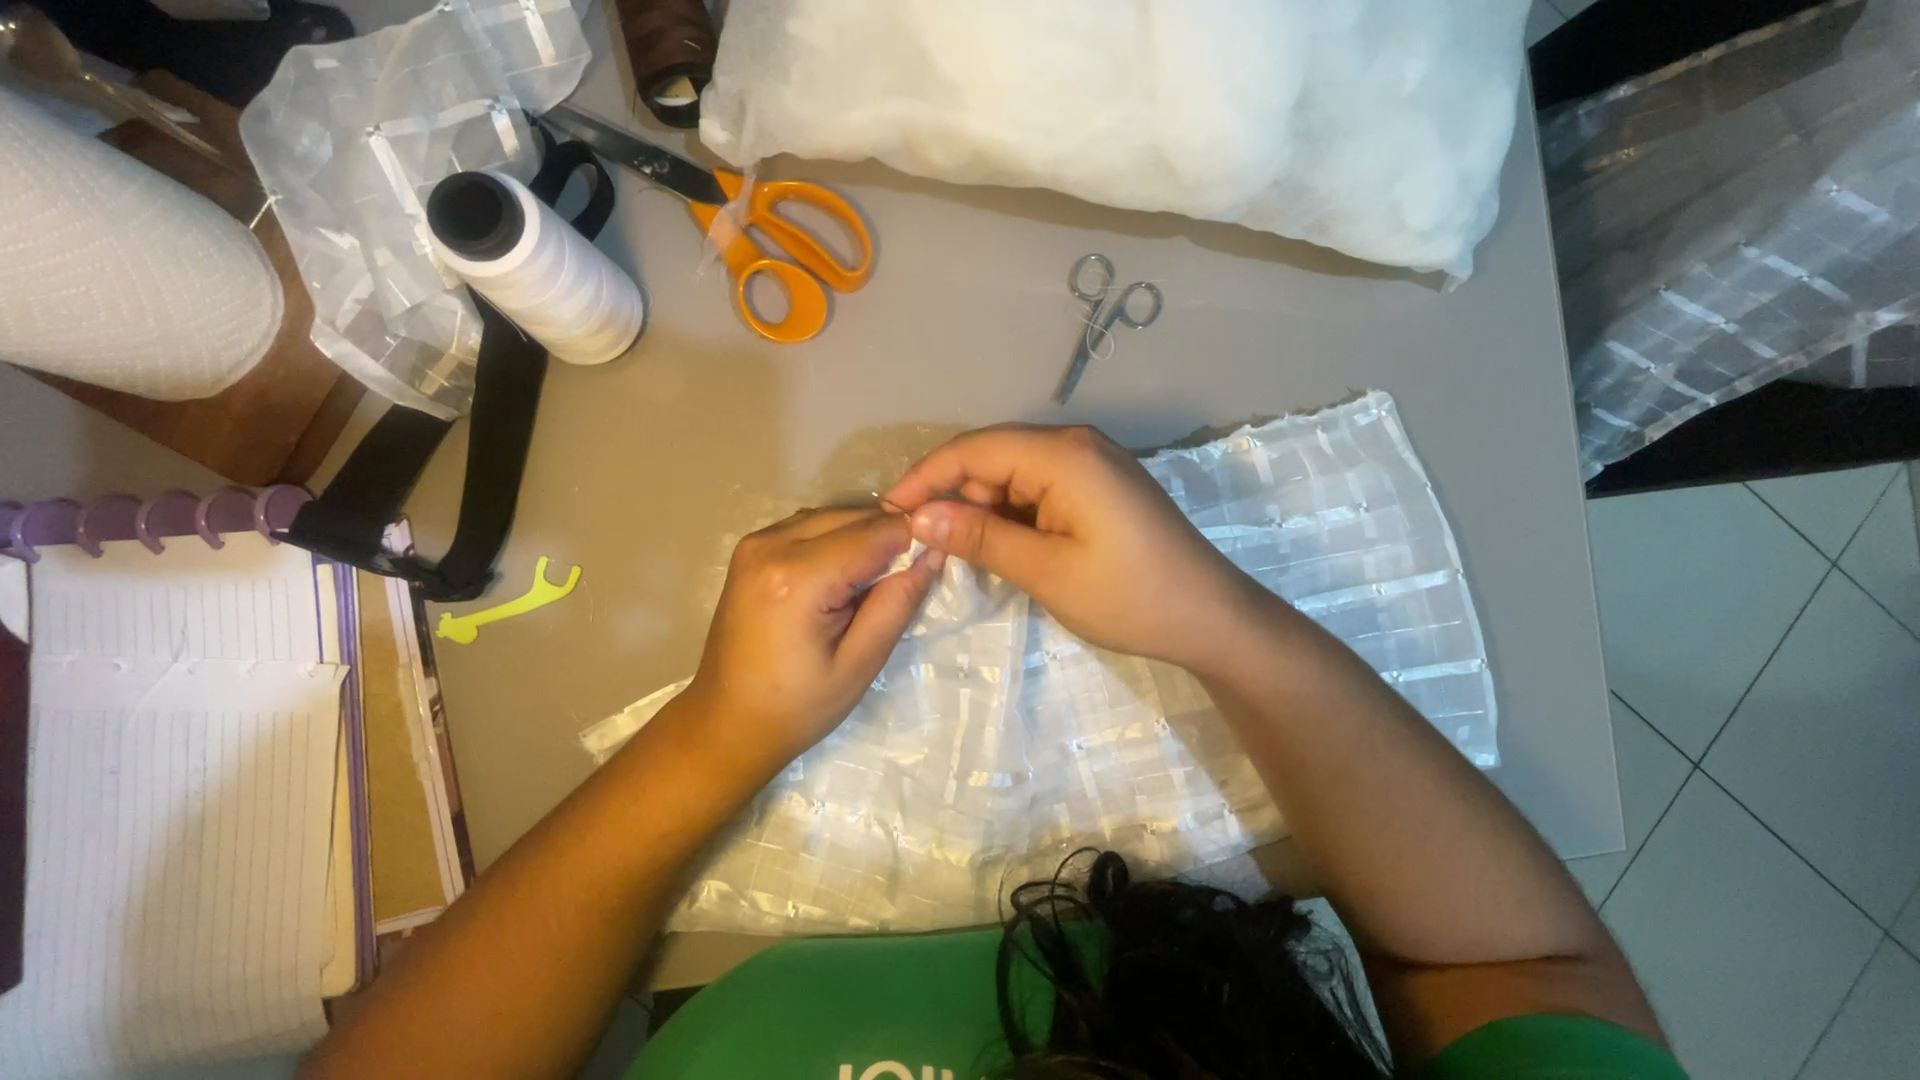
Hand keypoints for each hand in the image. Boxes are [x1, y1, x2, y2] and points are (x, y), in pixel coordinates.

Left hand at [682, 508, 939, 769]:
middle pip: (853, 516)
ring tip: (874, 583)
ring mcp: (755, 543)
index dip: (912, 542)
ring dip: (861, 537)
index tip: (933, 564)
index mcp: (798, 578)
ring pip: (832, 516)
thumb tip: (933, 554)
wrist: (727, 722)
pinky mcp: (750, 550)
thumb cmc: (797, 706)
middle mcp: (771, 545)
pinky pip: (808, 526)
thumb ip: (897, 603)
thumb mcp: (860, 664)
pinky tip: (842, 577)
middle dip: (887, 538)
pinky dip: (835, 540)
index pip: (876, 532)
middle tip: (906, 579)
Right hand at [883, 424, 1263, 674]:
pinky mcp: (1102, 486)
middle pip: (994, 458)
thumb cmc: (1129, 597)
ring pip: (1015, 475)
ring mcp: (1093, 463)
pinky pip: (1041, 489)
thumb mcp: (1045, 572)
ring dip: (985, 511)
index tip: (890, 513)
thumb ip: (980, 538)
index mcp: (1064, 456)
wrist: (1210, 618)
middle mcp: (1077, 445)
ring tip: (966, 556)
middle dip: (956, 497)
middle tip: (929, 547)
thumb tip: (919, 516)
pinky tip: (1006, 549)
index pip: (974, 450)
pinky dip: (1015, 516)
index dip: (926, 477)